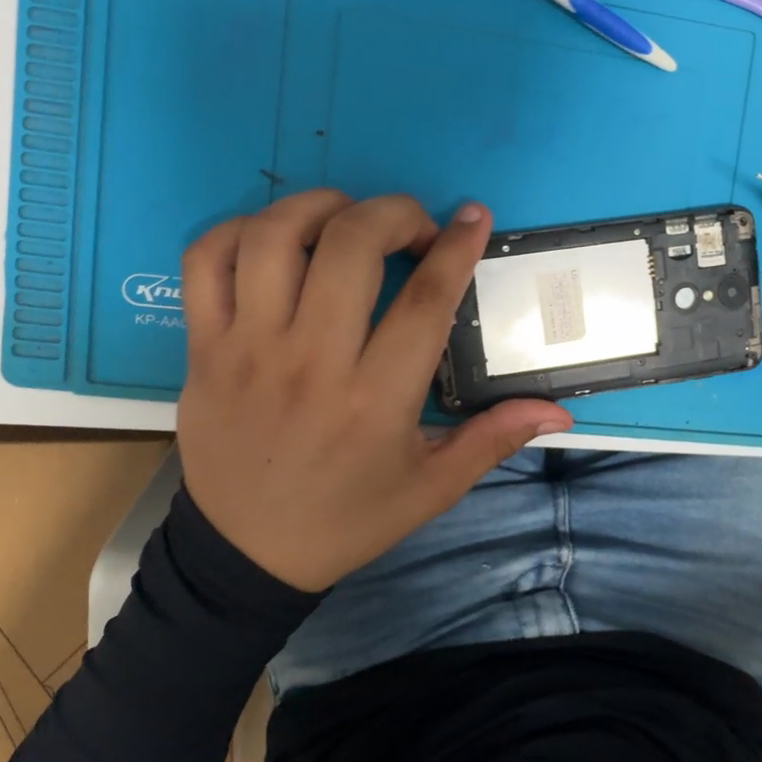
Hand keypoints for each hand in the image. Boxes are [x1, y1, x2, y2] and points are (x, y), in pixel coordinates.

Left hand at [176, 190, 573, 590]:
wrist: (246, 554)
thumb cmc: (347, 518)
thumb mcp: (431, 489)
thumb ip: (493, 439)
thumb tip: (558, 410)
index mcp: (375, 399)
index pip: (426, 298)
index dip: (456, 247)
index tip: (472, 218)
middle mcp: (311, 361)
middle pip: (349, 245)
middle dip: (394, 213)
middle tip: (412, 230)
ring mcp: (247, 348)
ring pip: (274, 237)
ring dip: (320, 207)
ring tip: (346, 220)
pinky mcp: (203, 346)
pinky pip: (207, 259)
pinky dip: (240, 229)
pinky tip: (278, 240)